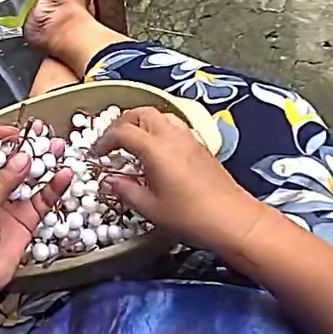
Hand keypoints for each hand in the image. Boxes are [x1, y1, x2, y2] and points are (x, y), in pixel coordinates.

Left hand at [0, 126, 73, 300]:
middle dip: (27, 145)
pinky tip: (64, 175)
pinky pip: (44, 197)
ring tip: (58, 147)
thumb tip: (22, 158)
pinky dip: (56, 186)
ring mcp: (12, 200)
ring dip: (44, 161)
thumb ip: (1, 182)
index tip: (16, 132)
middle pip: (12, 158)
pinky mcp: (28, 216)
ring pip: (31, 175)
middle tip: (43, 133)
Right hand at [95, 107, 269, 254]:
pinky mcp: (200, 145)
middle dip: (121, 123)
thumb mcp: (150, 209)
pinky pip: (173, 125)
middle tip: (112, 141)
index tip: (98, 154)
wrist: (234, 220)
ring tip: (132, 141)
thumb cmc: (190, 216)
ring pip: (159, 115)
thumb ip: (126, 190)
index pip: (122, 131)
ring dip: (141, 122)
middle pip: (140, 113)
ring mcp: (188, 138)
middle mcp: (171, 136)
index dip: (105, 140)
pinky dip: (158, 129)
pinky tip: (156, 149)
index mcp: (155, 148)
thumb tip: (111, 180)